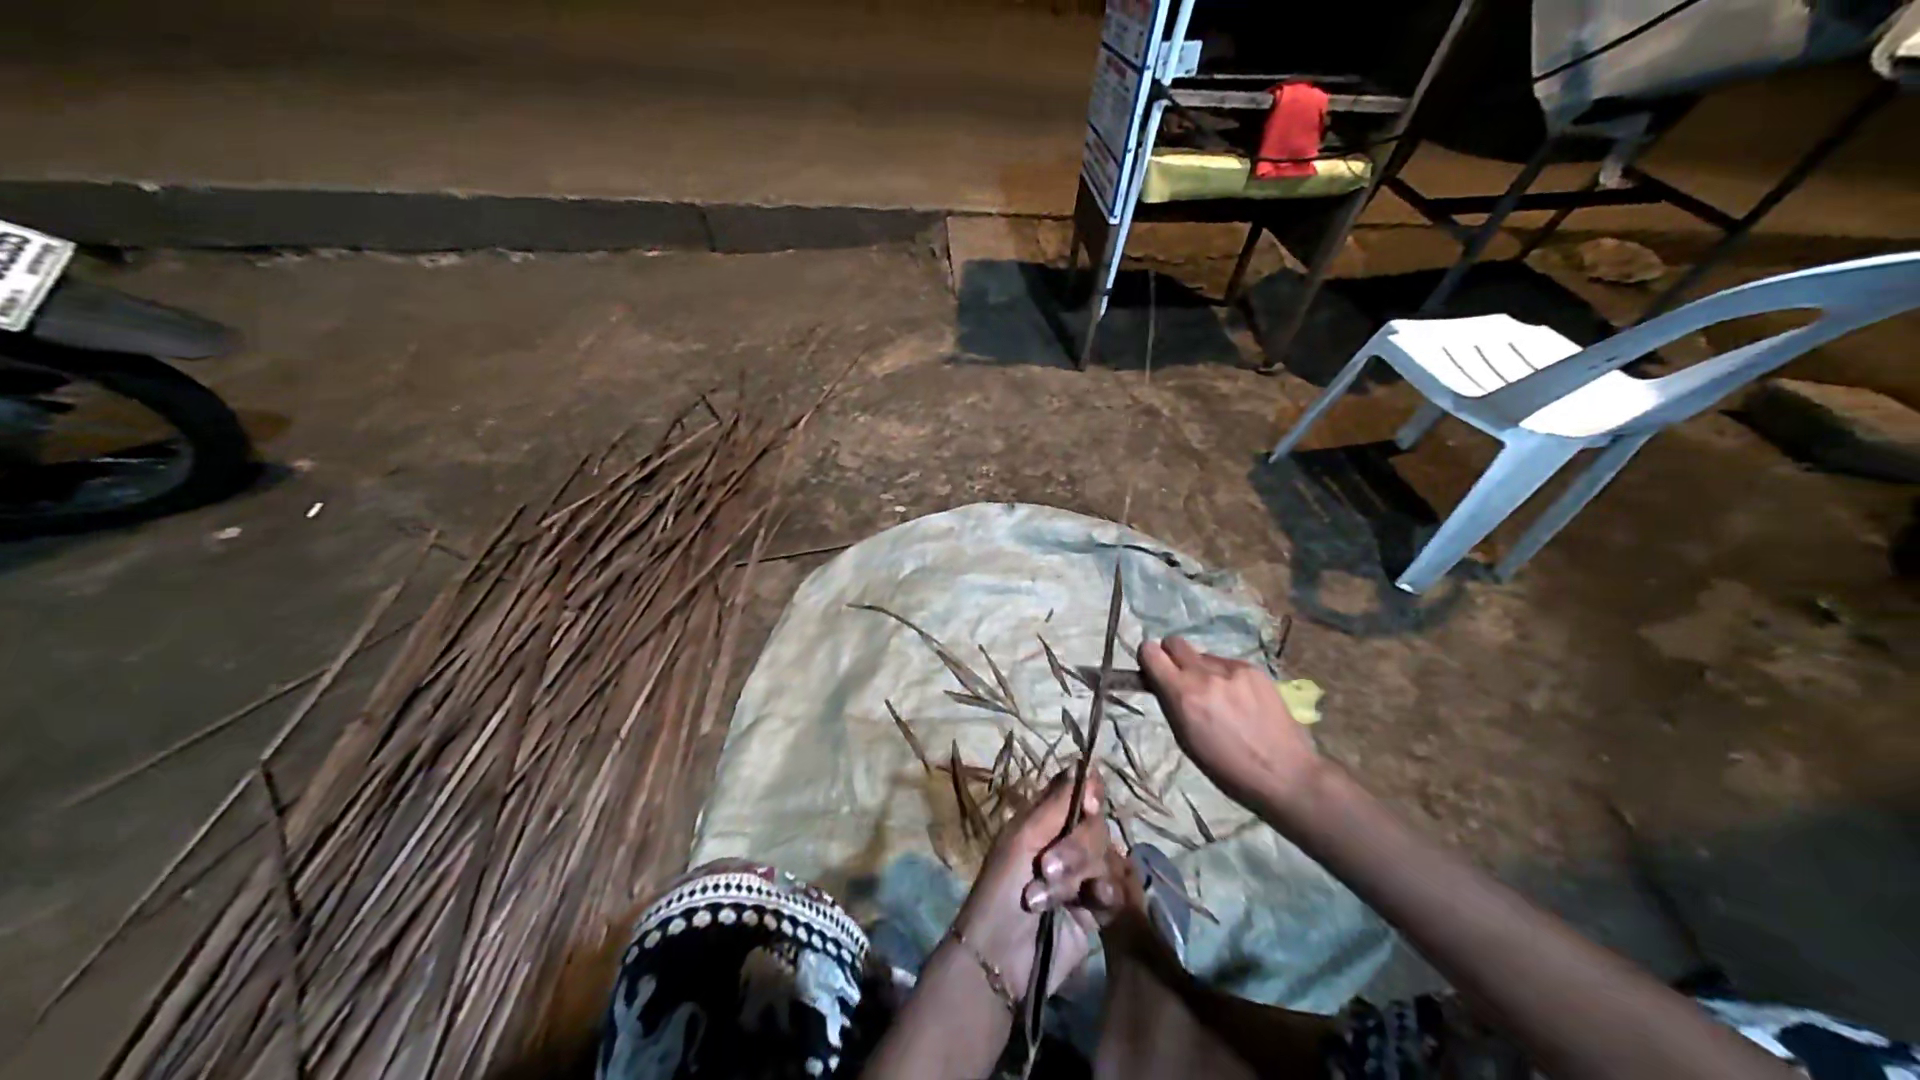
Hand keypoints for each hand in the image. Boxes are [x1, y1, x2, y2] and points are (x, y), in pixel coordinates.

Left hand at [950, 770, 1127, 995]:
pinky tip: (1090, 906)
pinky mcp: (1097, 910)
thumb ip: (1056, 804)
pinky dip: (1103, 895)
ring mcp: (1083, 877)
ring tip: (1047, 899)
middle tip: (1048, 869)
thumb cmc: (1000, 891)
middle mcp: (1065, 843)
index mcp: (1043, 821)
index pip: (1078, 793)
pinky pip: (1116, 890)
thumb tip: (1081, 762)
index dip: (1089, 794)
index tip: (1087, 806)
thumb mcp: (1022, 841)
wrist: (1000, 957)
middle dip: (1075, 849)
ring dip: (1078, 877)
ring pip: (1106, 858)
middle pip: (1095, 827)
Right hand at [1139, 636, 1319, 809]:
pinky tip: (1240, 700)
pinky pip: (1228, 663)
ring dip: (1202, 670)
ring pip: (1203, 655)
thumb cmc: (1226, 768)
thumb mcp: (1185, 739)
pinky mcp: (1255, 670)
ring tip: (1219, 697)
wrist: (1284, 774)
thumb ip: (1171, 703)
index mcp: (1183, 695)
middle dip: (1172, 657)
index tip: (1153, 671)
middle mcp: (1205, 674)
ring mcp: (1233, 669)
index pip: (1150, 652)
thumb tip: (1162, 682)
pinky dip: (1226, 676)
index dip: (1148, 659)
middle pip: (1175, 642)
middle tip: (1182, 679)